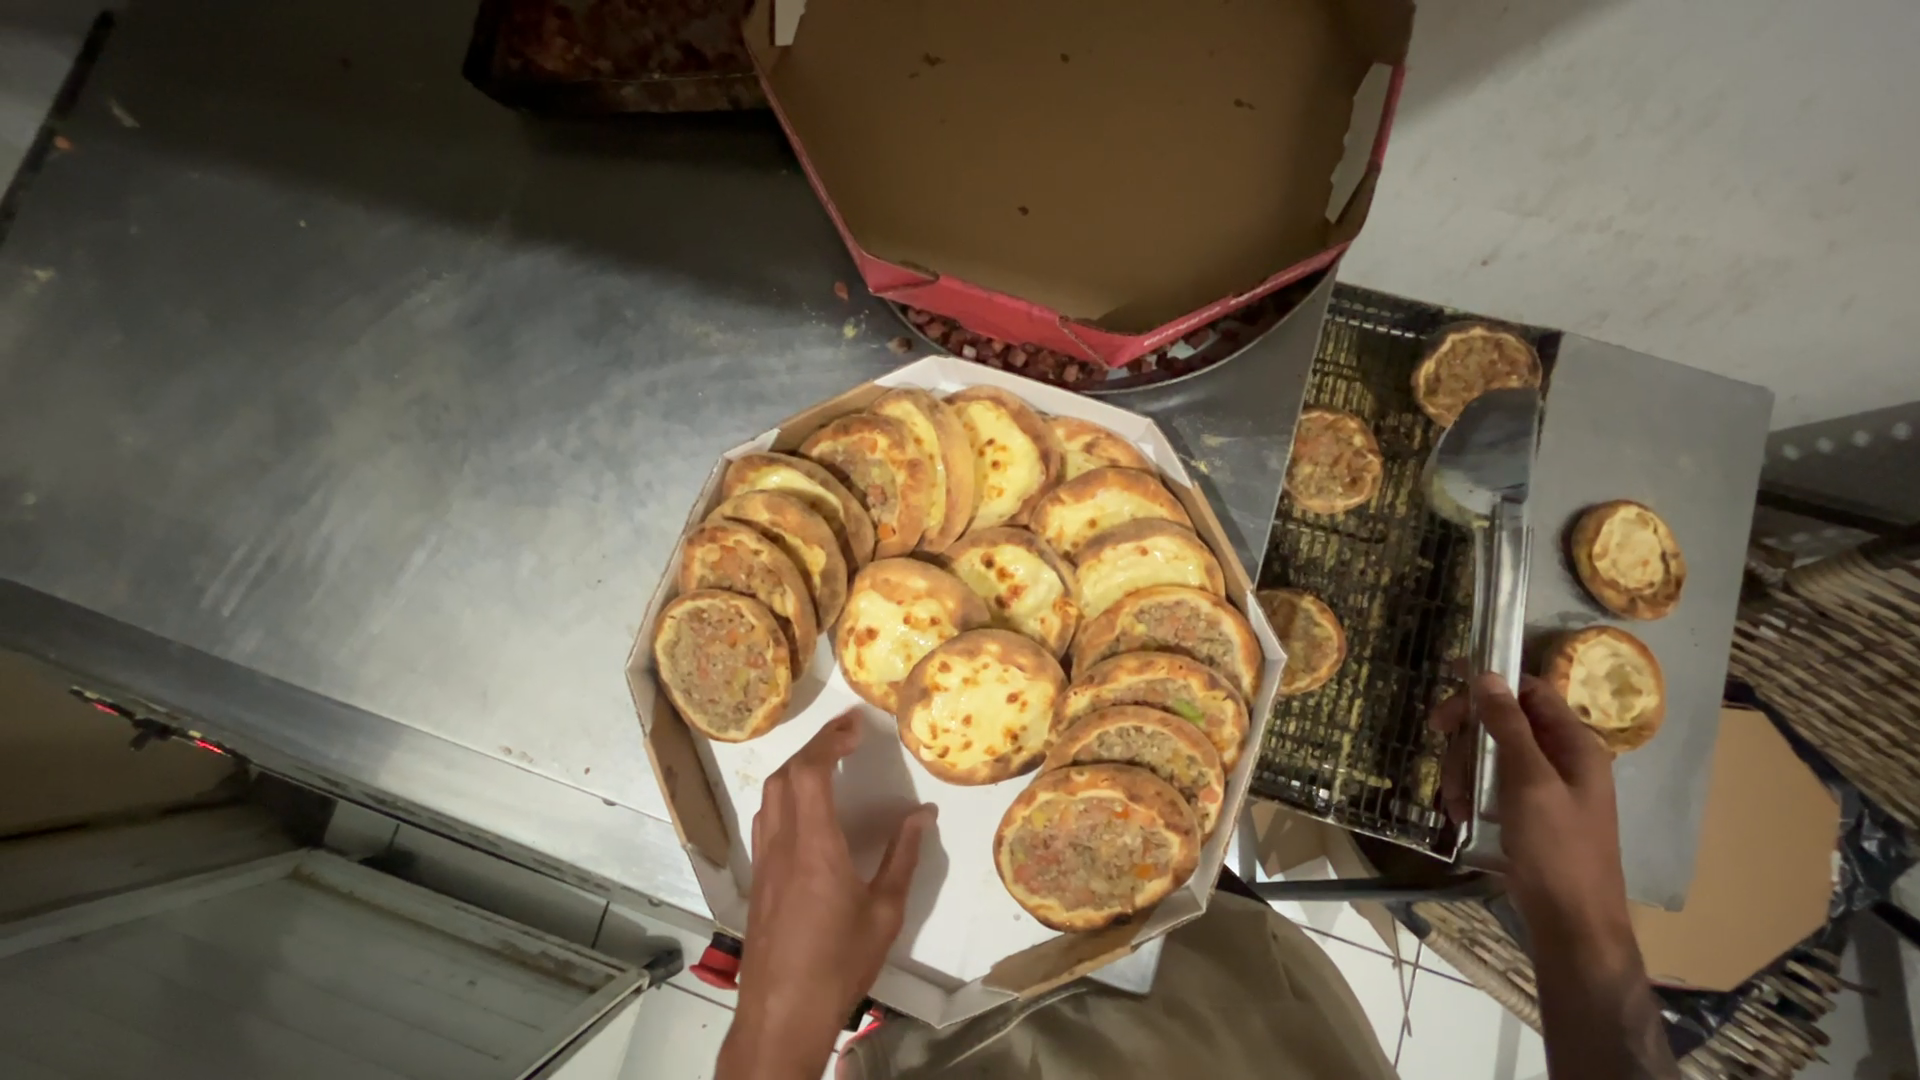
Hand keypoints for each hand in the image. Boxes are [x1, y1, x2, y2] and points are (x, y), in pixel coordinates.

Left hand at [719, 711, 935, 1079]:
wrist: (782, 1014)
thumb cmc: (838, 963)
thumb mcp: (884, 912)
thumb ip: (903, 857)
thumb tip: (922, 814)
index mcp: (815, 846)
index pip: (811, 772)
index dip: (831, 740)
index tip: (856, 725)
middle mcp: (783, 843)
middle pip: (787, 774)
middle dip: (816, 744)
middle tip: (847, 731)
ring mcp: (765, 860)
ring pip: (771, 794)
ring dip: (798, 765)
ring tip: (829, 757)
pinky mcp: (758, 877)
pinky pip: (767, 817)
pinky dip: (786, 792)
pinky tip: (806, 803)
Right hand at [1430, 674, 1630, 942]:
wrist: (1569, 920)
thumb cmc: (1557, 847)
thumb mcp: (1529, 781)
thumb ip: (1508, 726)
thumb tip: (1487, 675)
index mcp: (1574, 745)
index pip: (1530, 691)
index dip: (1491, 681)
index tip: (1447, 677)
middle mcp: (1559, 759)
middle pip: (1501, 720)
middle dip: (1467, 732)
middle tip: (1436, 733)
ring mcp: (1541, 786)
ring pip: (1486, 753)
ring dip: (1462, 770)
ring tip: (1456, 799)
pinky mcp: (1523, 810)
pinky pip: (1485, 784)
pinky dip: (1467, 793)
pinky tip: (1462, 814)